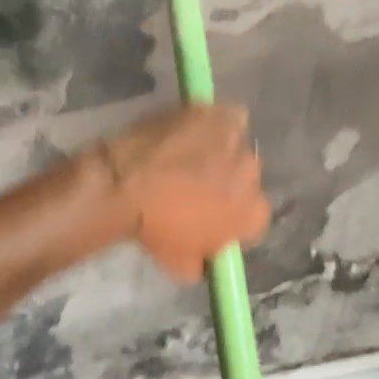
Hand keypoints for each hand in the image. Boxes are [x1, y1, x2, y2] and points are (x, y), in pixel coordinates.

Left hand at [99, 104, 270, 282]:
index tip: (210, 215)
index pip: (254, 218)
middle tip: (195, 183)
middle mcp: (253, 177)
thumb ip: (203, 261)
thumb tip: (203, 258)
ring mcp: (237, 142)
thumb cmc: (153, 226)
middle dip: (226, 181)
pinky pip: (230, 118)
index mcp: (252, 216)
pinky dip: (217, 123)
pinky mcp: (218, 114)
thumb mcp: (180, 264)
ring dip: (220, 151)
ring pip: (236, 147)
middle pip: (246, 178)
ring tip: (190, 153)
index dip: (231, 216)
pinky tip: (197, 128)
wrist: (125, 183)